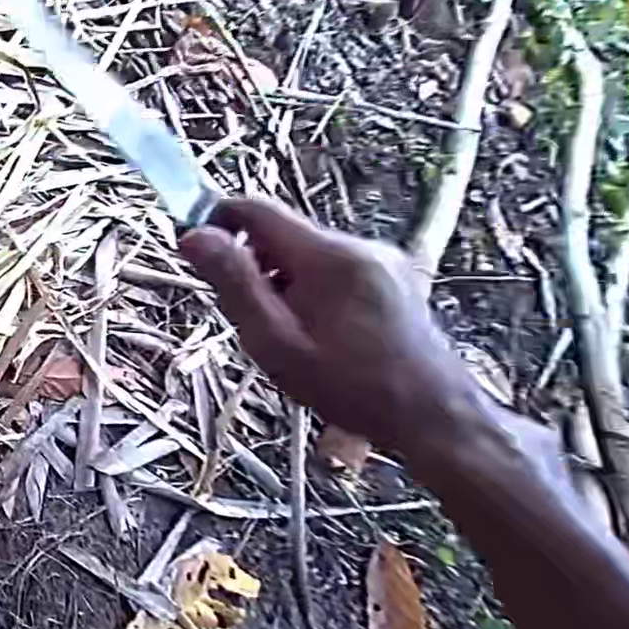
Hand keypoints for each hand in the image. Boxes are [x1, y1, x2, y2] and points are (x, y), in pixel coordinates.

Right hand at [178, 197, 484, 461]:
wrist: (436, 419)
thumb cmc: (347, 385)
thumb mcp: (272, 337)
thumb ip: (232, 281)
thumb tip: (192, 234)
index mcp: (328, 257)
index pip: (254, 209)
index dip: (214, 222)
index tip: (195, 256)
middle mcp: (358, 246)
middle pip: (275, 232)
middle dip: (245, 263)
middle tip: (244, 312)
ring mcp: (379, 260)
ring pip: (296, 251)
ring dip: (271, 279)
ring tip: (279, 328)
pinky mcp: (388, 276)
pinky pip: (322, 266)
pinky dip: (299, 287)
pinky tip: (308, 328)